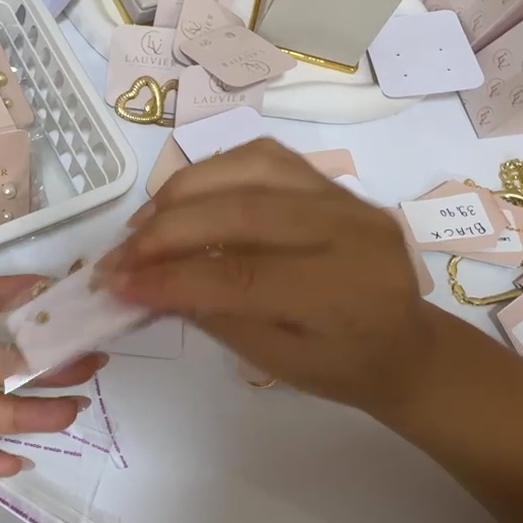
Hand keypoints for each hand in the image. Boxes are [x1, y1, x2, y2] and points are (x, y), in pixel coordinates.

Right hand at [93, 138, 438, 413]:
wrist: (407, 344)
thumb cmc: (341, 365)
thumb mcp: (274, 361)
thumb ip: (212, 316)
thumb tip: (143, 284)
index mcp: (345, 291)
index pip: (239, 277)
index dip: (169, 278)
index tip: (114, 285)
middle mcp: (350, 230)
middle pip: (237, 214)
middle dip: (163, 235)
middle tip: (116, 258)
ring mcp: (343, 195)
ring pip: (245, 169)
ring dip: (180, 193)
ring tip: (141, 225)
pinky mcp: (328, 179)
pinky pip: (260, 157)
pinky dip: (211, 171)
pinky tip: (181, 199)